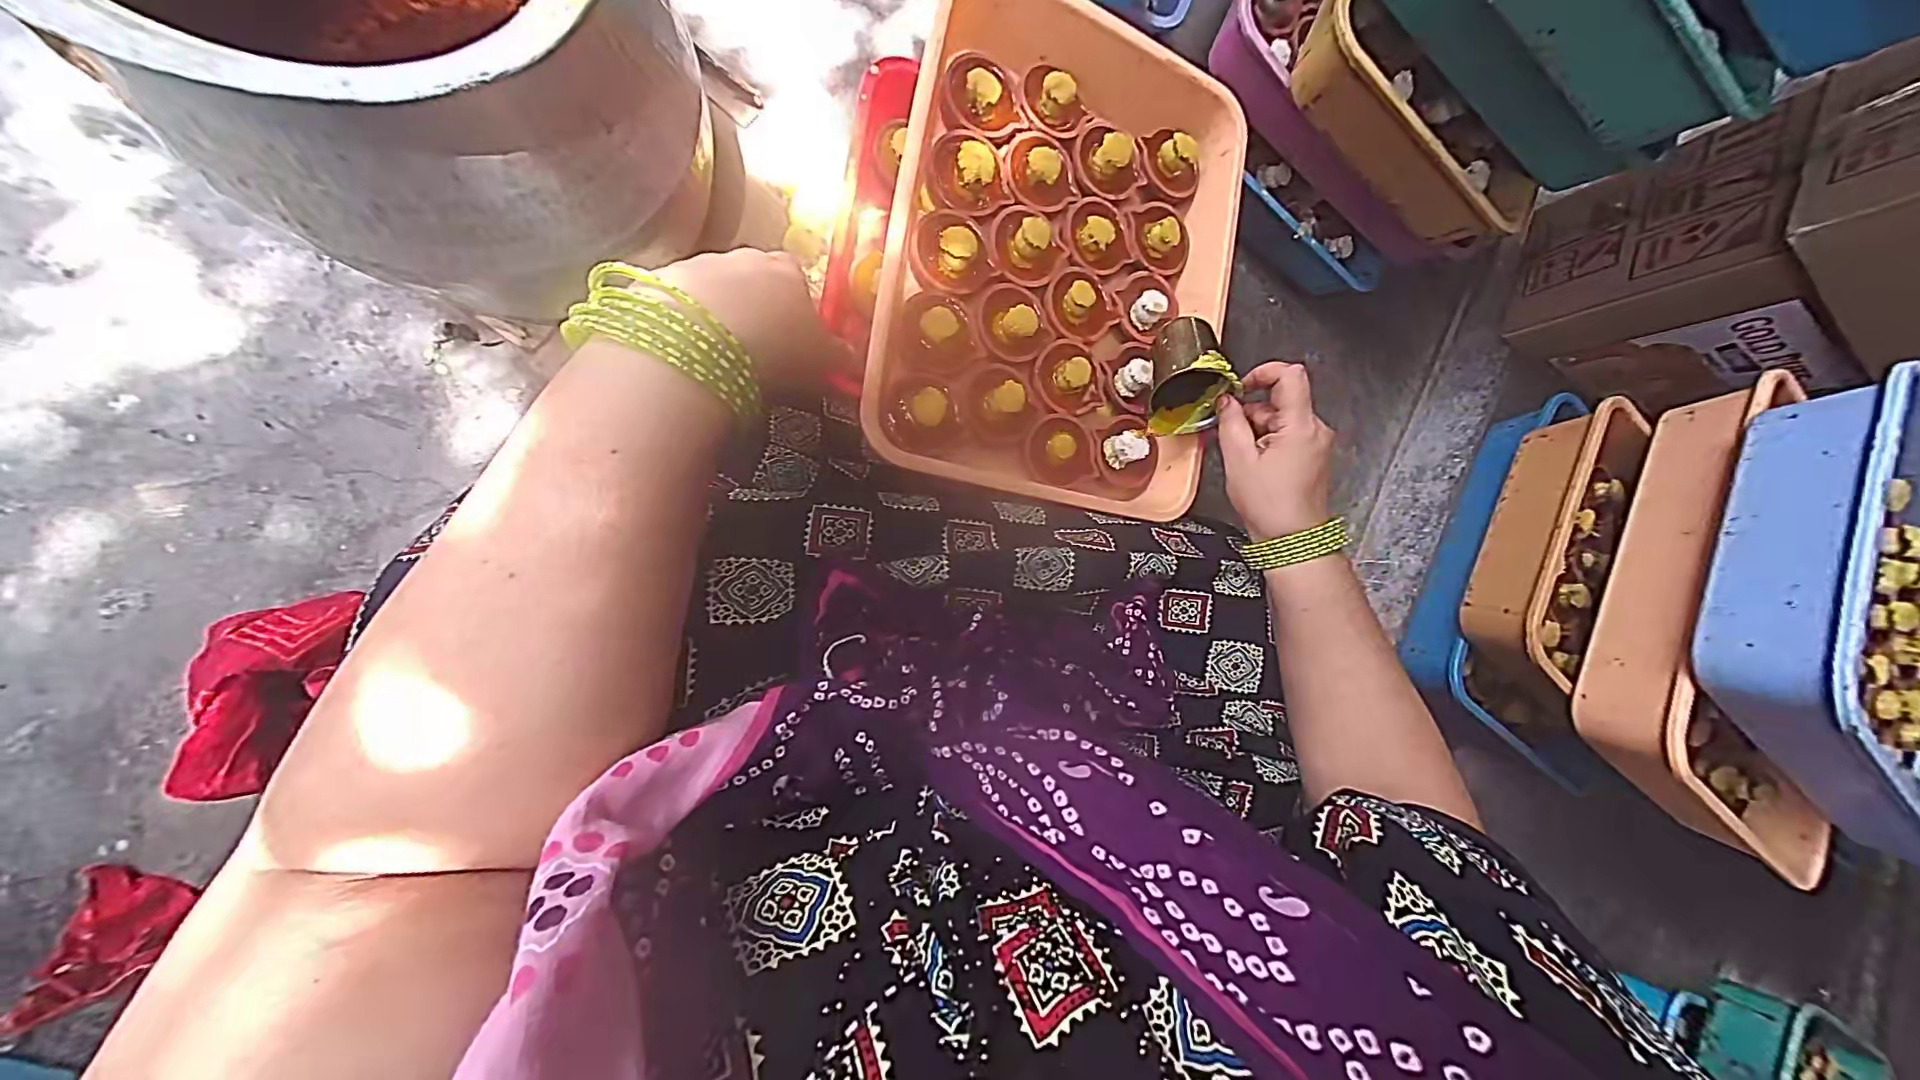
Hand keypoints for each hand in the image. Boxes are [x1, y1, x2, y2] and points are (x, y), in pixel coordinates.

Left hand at [654, 249, 846, 387]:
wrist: (699, 347)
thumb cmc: (776, 352)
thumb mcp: (823, 361)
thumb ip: (840, 355)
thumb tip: (852, 356)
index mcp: (788, 270)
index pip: (798, 277)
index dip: (797, 305)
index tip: (795, 335)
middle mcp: (741, 256)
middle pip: (752, 278)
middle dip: (755, 305)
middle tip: (758, 348)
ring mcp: (695, 265)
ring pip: (713, 288)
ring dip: (717, 313)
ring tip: (720, 356)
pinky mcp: (655, 284)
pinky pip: (676, 303)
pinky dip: (683, 322)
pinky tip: (687, 352)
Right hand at [1216, 361, 1335, 540]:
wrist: (1292, 538)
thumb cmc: (1268, 504)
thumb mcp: (1238, 460)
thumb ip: (1230, 423)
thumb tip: (1226, 401)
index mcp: (1300, 425)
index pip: (1290, 375)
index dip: (1263, 373)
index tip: (1241, 387)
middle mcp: (1315, 429)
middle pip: (1280, 401)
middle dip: (1251, 412)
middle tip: (1230, 435)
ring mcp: (1315, 442)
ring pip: (1281, 419)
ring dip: (1256, 430)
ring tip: (1241, 457)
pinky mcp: (1311, 455)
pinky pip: (1286, 435)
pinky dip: (1266, 442)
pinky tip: (1253, 463)